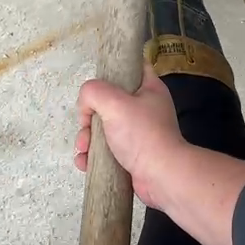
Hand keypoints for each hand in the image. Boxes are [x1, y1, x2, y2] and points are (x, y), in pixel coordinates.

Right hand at [74, 64, 186, 209]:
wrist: (161, 177)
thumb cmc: (142, 134)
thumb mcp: (115, 103)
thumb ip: (94, 92)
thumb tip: (86, 103)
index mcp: (149, 88)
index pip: (132, 66)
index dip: (113, 69)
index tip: (97, 81)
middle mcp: (144, 109)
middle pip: (109, 101)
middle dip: (90, 115)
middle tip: (85, 126)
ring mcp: (138, 134)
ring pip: (104, 128)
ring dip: (87, 138)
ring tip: (83, 150)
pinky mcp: (131, 156)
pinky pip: (106, 151)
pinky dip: (93, 156)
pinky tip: (84, 162)